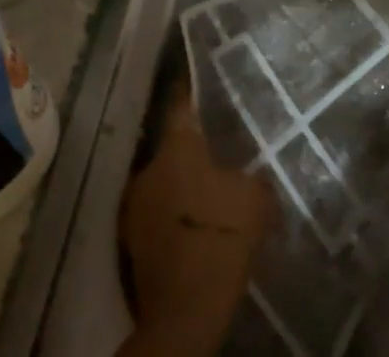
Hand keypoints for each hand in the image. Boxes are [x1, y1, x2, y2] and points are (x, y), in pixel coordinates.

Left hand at [118, 89, 276, 355]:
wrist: (185, 310)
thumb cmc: (223, 237)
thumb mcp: (257, 199)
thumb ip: (253, 177)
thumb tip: (252, 176)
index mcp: (177, 151)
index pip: (181, 107)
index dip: (191, 91)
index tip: (196, 78)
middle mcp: (147, 170)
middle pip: (172, 150)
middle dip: (193, 151)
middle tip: (221, 153)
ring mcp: (134, 207)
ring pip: (163, 183)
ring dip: (183, 185)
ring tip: (210, 194)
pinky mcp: (131, 240)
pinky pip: (158, 213)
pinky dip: (175, 214)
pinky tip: (197, 225)